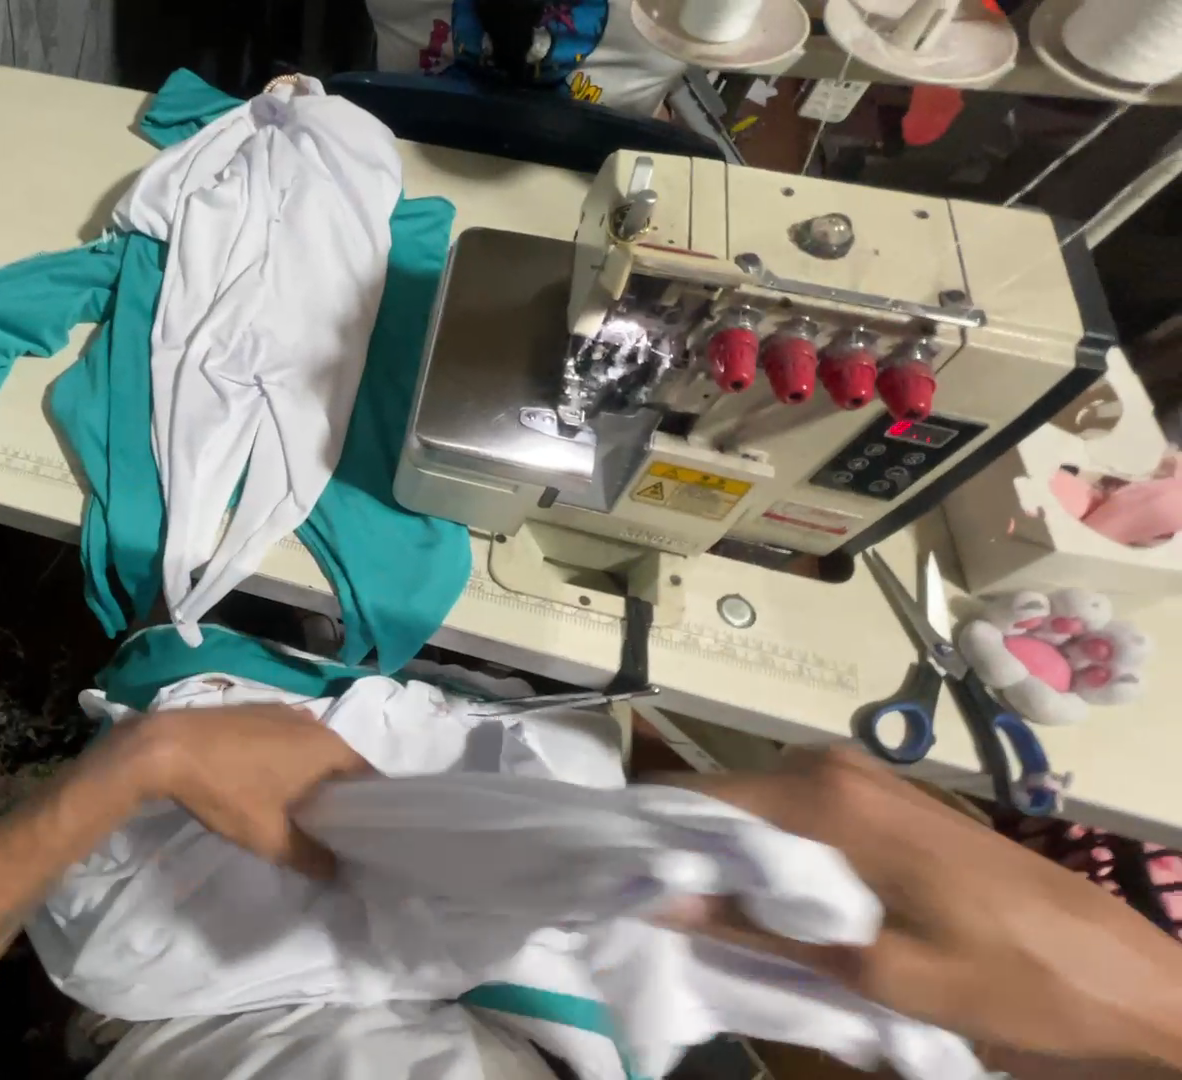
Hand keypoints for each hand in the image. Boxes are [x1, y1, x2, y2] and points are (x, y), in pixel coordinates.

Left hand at [122, 703, 369, 878]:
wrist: (166, 747)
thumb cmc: (226, 788)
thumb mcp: (270, 837)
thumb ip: (311, 857)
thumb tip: (338, 871)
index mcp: (327, 745)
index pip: (369, 778)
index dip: (371, 808)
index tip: (365, 837)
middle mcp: (312, 721)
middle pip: (340, 762)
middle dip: (338, 795)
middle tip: (331, 832)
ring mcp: (281, 710)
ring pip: (310, 750)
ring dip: (309, 777)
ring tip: (298, 812)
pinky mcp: (254, 710)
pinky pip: (285, 739)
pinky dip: (286, 761)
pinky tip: (266, 784)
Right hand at [660, 746, 1181, 1066]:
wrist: (1136, 976)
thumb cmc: (1011, 977)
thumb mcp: (880, 970)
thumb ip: (757, 927)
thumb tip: (656, 898)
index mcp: (819, 796)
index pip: (693, 794)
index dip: (654, 832)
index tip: (629, 872)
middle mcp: (822, 763)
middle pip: (716, 793)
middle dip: (690, 843)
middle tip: (677, 900)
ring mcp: (847, 769)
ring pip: (746, 798)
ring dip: (728, 846)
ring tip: (726, 902)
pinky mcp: (867, 785)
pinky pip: (784, 803)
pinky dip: (765, 840)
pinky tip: (779, 887)